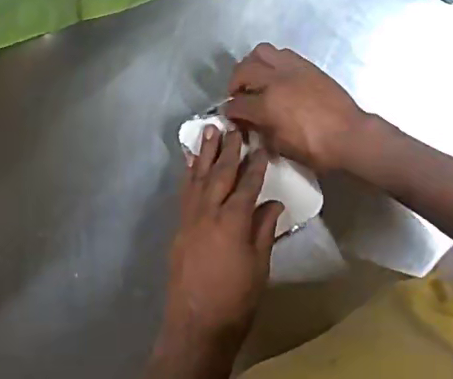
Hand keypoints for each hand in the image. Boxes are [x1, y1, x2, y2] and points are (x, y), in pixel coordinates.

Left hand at [153, 125, 280, 369]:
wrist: (196, 326)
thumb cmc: (235, 300)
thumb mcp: (259, 266)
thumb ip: (264, 230)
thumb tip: (272, 202)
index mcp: (232, 221)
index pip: (246, 184)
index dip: (255, 164)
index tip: (261, 146)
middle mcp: (209, 212)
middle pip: (220, 173)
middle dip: (228, 149)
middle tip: (234, 127)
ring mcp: (190, 218)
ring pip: (198, 176)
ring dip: (205, 152)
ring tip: (209, 130)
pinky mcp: (179, 227)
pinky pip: (185, 191)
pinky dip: (189, 172)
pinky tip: (191, 161)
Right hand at [224, 44, 376, 174]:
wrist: (349, 135)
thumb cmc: (316, 149)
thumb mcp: (282, 147)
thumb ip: (261, 132)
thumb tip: (250, 124)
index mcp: (267, 105)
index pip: (238, 103)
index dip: (230, 110)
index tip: (229, 113)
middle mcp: (275, 81)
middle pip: (243, 70)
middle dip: (235, 82)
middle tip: (237, 93)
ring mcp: (291, 68)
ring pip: (260, 52)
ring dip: (251, 63)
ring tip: (254, 76)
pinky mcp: (305, 64)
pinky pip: (281, 53)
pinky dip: (272, 60)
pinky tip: (275, 73)